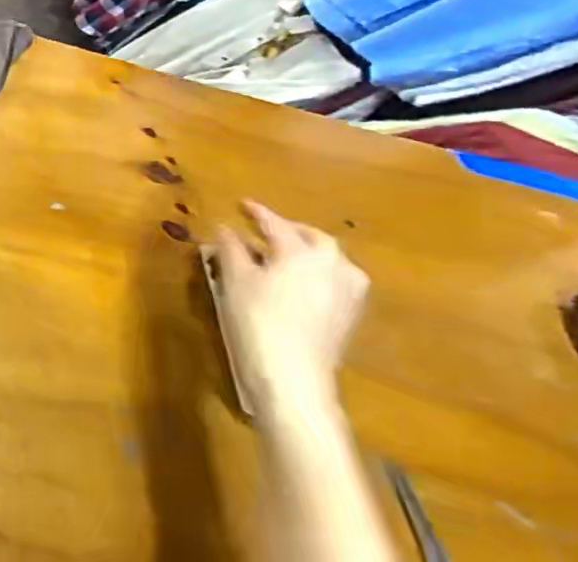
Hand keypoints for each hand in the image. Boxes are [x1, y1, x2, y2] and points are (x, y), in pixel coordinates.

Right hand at [213, 202, 369, 418]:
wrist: (293, 373)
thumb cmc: (257, 317)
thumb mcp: (235, 278)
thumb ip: (231, 248)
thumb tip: (226, 228)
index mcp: (303, 253)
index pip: (277, 224)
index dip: (257, 212)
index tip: (242, 203)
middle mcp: (334, 267)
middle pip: (315, 239)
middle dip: (291, 229)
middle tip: (265, 227)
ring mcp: (348, 293)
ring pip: (331, 259)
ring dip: (309, 250)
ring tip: (283, 253)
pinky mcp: (350, 315)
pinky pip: (336, 279)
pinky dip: (317, 271)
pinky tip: (298, 280)